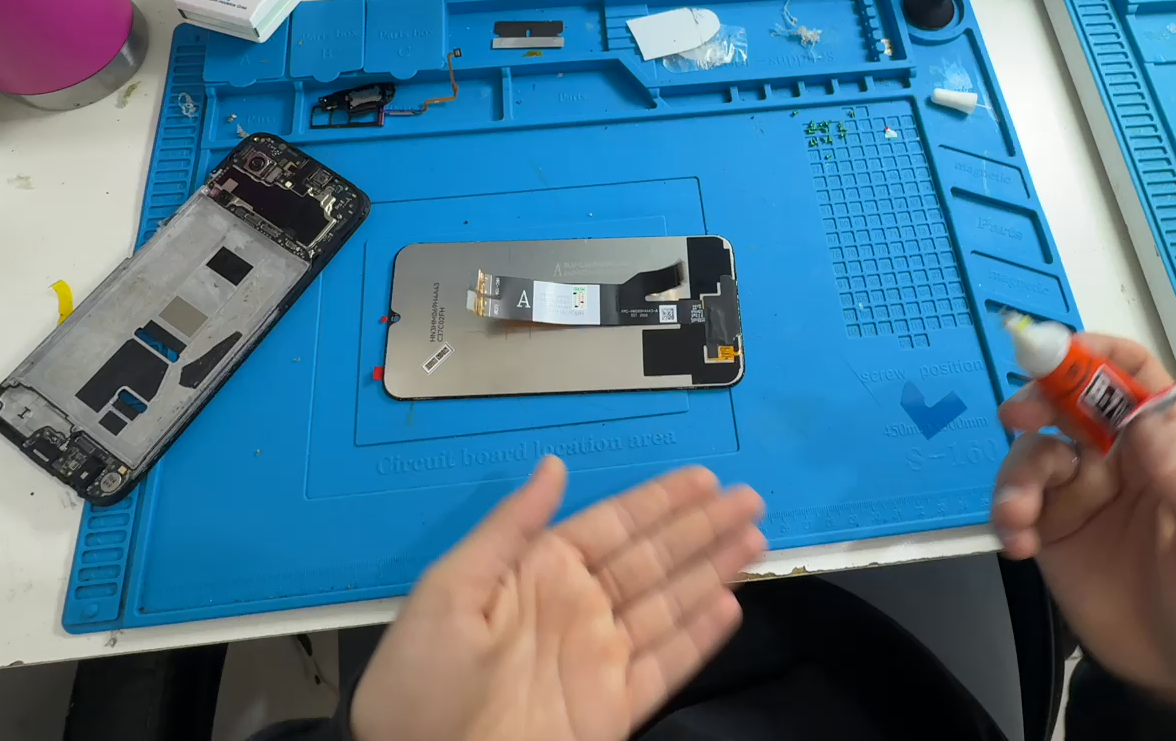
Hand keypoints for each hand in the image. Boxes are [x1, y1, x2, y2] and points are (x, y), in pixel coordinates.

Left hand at [350, 456, 766, 740]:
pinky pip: (665, 665)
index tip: (703, 478)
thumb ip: (510, 527)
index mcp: (542, 570)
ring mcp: (600, 657)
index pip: (615, 524)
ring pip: (670, 602)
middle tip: (749, 498)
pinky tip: (729, 607)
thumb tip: (554, 464)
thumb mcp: (451, 589)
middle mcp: (580, 605)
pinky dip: (699, 637)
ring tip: (753, 538)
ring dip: (712, 569)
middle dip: (701, 526)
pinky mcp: (612, 709)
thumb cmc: (422, 681)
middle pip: (654, 557)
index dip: (661, 500)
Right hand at [992, 334, 1175, 711]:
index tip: (1058, 353)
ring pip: (1030, 452)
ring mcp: (1077, 491)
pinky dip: (1005, 514)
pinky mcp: (1048, 526)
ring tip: (1019, 518)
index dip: (1095, 353)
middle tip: (1014, 414)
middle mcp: (1117, 457)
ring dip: (1015, 476)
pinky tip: (1018, 545)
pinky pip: (1012, 501)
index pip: (1130, 376)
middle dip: (1034, 399)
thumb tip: (1145, 420)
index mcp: (1167, 446)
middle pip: (1065, 402)